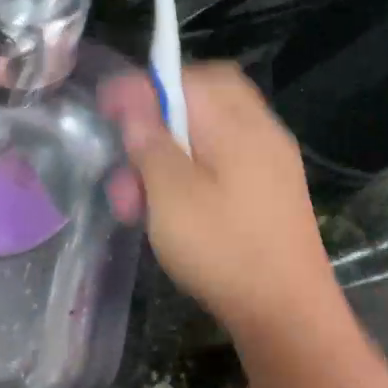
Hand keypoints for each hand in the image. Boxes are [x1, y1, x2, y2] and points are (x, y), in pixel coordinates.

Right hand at [101, 63, 339, 335]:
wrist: (282, 309)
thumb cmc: (220, 247)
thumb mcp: (170, 193)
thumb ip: (150, 139)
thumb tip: (132, 92)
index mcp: (238, 126)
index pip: (187, 78)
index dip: (143, 86)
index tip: (105, 111)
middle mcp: (260, 133)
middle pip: (200, 101)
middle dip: (153, 123)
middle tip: (123, 161)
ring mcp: (267, 163)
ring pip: (205, 135)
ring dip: (163, 156)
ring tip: (135, 201)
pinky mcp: (266, 191)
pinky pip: (219, 162)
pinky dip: (186, 174)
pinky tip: (167, 210)